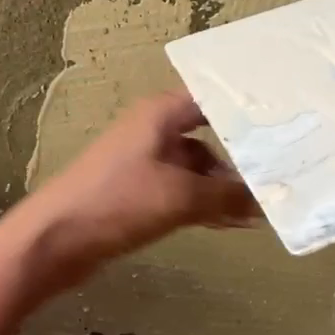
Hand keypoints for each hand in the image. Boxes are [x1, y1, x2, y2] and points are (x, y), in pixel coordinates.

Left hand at [10, 89, 258, 281]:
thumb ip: (223, 196)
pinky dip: (203, 201)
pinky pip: (180, 188)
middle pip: (206, 133)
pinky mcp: (137, 189)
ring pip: (194, 165)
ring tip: (258, 207)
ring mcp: (144, 159)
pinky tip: (228, 220)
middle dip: (238, 154)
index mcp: (161, 112)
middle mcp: (154, 128)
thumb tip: (262, 201)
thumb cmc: (118, 198)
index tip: (278, 119)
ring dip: (221, 185)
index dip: (241, 108)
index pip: (210, 98)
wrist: (56, 237)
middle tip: (276, 171)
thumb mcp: (179, 196)